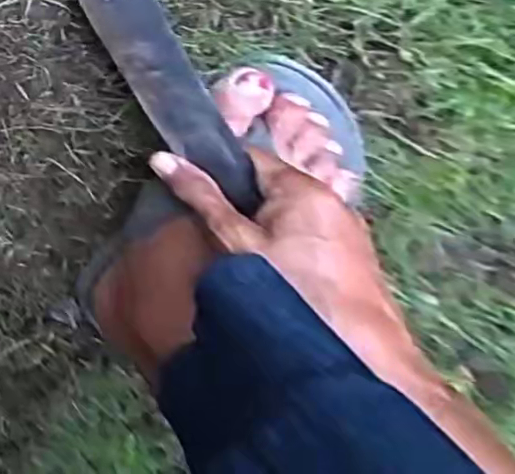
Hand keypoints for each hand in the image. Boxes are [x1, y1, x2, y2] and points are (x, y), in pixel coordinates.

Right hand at [150, 147, 427, 388]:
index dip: (214, 165)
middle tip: (203, 215)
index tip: (186, 180)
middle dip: (234, 196)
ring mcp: (346, 233)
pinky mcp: (349, 260)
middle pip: (267, 184)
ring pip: (283, 211)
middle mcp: (333, 204)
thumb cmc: (289, 287)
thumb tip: (161, 157)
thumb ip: (199, 194)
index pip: (249, 157)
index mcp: (306, 189)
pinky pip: (302, 233)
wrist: (354, 358)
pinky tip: (257, 260)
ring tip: (226, 239)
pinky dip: (276, 239)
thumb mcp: (233, 237)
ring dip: (255, 221)